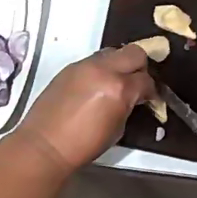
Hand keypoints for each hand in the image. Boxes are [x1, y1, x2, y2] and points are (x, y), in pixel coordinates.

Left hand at [10, 45, 156, 174]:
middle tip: (136, 83)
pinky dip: (100, 69)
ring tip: (114, 83)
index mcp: (119, 88)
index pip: (146, 80)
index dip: (151, 91)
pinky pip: (93, 61)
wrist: (45, 144)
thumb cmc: (84, 145)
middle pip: (134, 53)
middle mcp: (103, 70)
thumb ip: (128, 106)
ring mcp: (84, 66)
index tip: (149, 99)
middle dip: (140, 67)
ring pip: (113, 52)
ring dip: (119, 65)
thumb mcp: (117, 129)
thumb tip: (133, 99)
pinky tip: (95, 86)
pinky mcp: (69, 68)